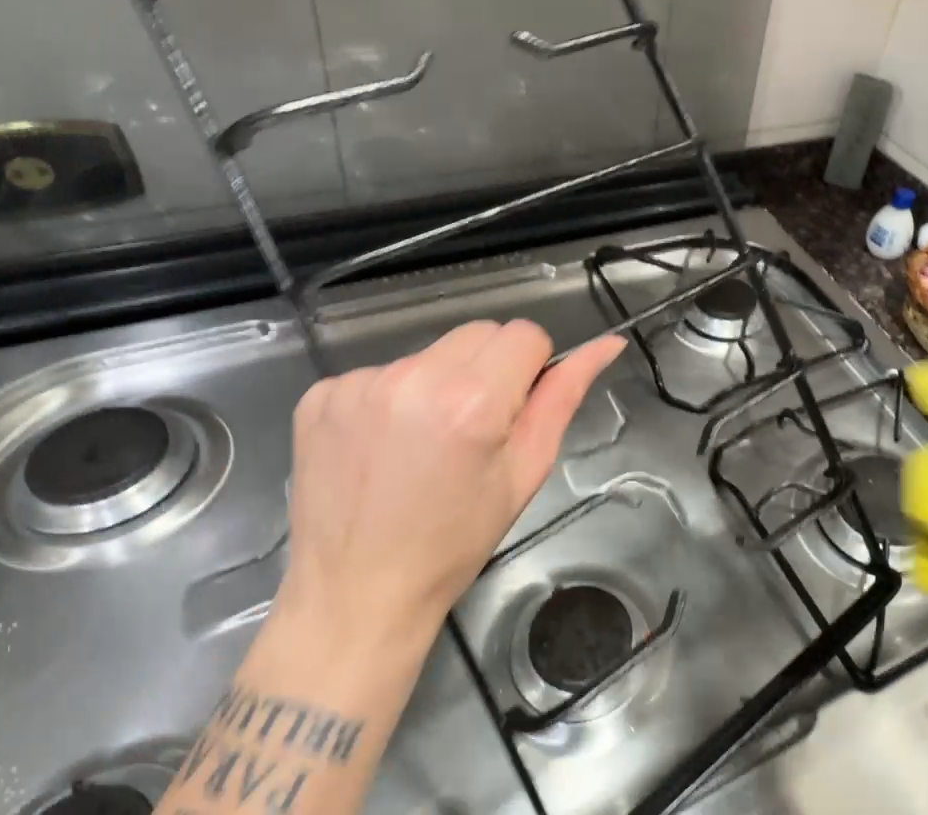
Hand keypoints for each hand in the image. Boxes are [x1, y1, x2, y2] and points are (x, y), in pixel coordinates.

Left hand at [277, 320, 624, 643]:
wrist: (356, 594)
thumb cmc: (454, 542)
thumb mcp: (524, 472)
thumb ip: (563, 398)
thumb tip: (606, 344)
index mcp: (473, 400)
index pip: (525, 335)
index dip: (531, 371)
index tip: (512, 415)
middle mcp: (414, 377)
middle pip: (478, 334)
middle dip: (488, 370)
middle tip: (472, 432)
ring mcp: (360, 384)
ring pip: (429, 353)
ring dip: (439, 383)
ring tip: (424, 444)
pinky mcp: (321, 395)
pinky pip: (380, 373)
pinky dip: (391, 400)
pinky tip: (383, 447)